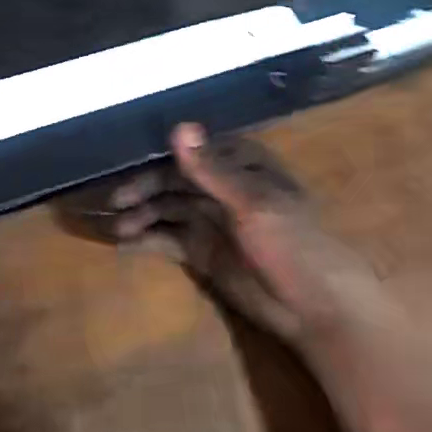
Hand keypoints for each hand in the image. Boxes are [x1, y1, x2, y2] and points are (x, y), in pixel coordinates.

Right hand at [106, 123, 388, 348]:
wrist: (315, 306)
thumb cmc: (292, 243)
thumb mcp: (252, 204)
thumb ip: (211, 169)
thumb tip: (178, 126)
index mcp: (240, 165)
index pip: (192, 152)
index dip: (159, 157)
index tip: (126, 166)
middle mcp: (222, 187)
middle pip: (174, 180)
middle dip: (145, 190)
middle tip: (116, 204)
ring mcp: (211, 220)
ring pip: (168, 209)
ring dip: (143, 215)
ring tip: (119, 229)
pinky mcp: (203, 252)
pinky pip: (169, 239)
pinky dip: (148, 239)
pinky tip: (125, 245)